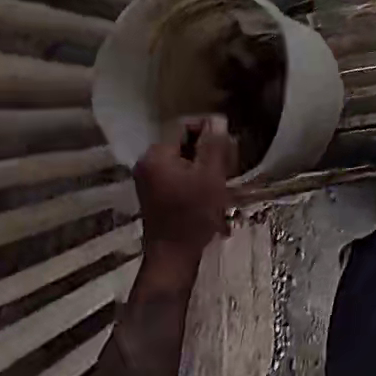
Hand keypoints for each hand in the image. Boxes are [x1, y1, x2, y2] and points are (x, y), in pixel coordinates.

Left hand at [133, 115, 236, 253]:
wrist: (173, 257)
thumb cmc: (193, 214)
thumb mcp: (210, 176)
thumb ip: (214, 144)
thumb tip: (217, 119)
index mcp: (156, 155)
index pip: (185, 126)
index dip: (209, 132)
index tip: (227, 146)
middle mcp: (147, 163)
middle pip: (183, 143)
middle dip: (207, 150)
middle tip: (228, 164)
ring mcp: (148, 180)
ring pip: (182, 160)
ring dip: (203, 165)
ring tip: (222, 179)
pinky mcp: (154, 194)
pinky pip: (176, 175)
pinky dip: (193, 178)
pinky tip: (210, 191)